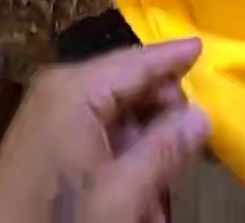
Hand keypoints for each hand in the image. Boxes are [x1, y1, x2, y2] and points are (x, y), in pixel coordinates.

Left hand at [0, 38, 209, 222]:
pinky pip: (93, 134)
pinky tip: (137, 200)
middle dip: (160, 120)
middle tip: (193, 152)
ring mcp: (46, 112)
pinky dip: (119, 159)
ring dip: (143, 150)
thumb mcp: (121, 198)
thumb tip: (201, 114)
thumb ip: (164, 151)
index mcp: (74, 88)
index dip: (171, 56)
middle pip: (125, 87)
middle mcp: (58, 88)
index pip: (134, 61)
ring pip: (113, 116)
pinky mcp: (41, 140)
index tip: (203, 45)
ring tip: (159, 200)